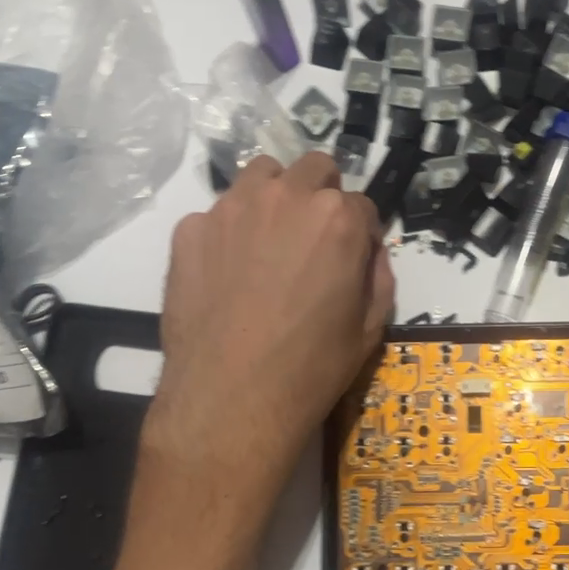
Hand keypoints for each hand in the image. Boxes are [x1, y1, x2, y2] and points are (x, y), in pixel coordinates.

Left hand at [149, 153, 394, 485]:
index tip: (352, 262)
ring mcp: (231, 208)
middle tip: (313, 245)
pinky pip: (218, 215)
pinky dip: (229, 235)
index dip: (361, 235)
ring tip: (269, 249)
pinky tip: (228, 278)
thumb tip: (370, 253)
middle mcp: (285, 198)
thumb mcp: (368, 331)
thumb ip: (379, 279)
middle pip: (313, 170)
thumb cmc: (312, 370)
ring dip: (274, 200)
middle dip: (321, 198)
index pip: (362, 205)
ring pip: (261, 177)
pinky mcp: (189, 229)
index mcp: (338, 220)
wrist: (232, 399)